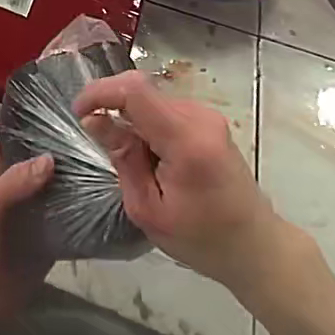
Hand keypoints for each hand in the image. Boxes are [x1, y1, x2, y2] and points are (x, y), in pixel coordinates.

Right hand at [73, 71, 283, 292]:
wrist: (255, 245)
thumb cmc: (201, 239)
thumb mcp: (148, 209)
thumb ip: (122, 158)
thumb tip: (94, 119)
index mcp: (186, 140)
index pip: (135, 90)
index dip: (100, 92)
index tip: (79, 111)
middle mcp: (199, 117)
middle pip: (142, 92)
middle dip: (114, 111)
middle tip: (105, 147)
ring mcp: (207, 115)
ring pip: (151, 100)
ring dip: (132, 121)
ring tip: (136, 163)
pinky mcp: (208, 119)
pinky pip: (164, 109)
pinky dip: (147, 125)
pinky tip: (153, 159)